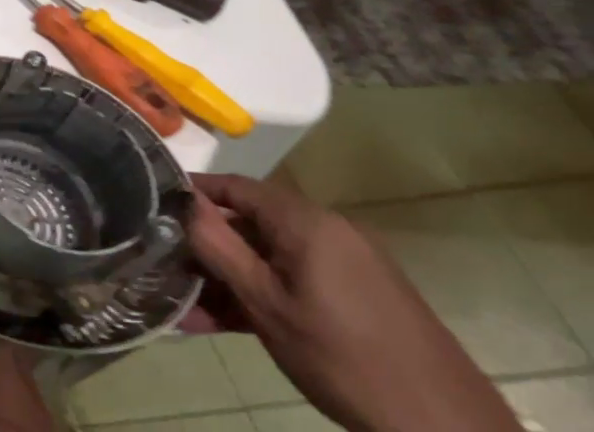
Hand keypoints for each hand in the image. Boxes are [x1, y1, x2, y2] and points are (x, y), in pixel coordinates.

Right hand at [184, 174, 519, 431]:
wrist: (443, 427)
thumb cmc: (342, 356)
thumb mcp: (265, 302)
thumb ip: (217, 245)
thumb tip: (180, 201)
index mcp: (308, 223)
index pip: (235, 187)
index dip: (191, 194)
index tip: (150, 208)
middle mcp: (329, 232)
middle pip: (250, 224)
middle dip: (205, 248)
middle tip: (163, 269)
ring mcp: (347, 266)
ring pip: (269, 258)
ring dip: (227, 280)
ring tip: (185, 309)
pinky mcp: (357, 296)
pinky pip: (293, 281)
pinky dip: (260, 296)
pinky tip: (222, 324)